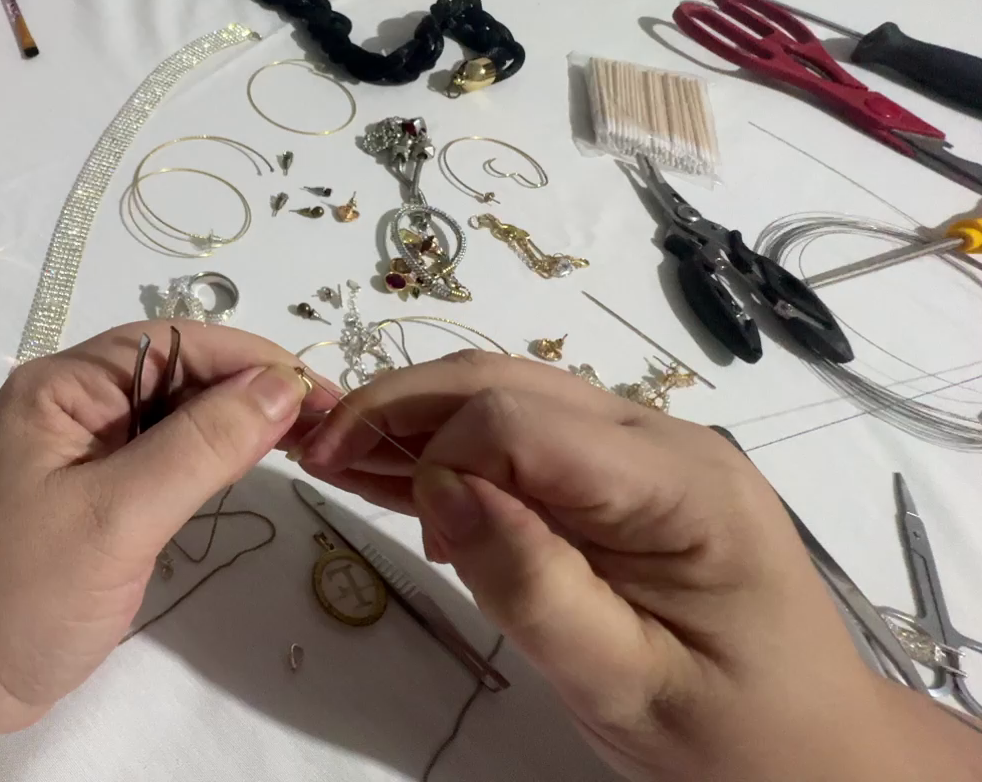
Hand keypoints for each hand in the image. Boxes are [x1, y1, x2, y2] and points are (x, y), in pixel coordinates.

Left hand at [0, 321, 337, 740]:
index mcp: (63, 385)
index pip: (171, 344)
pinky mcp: (89, 489)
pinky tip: (242, 465)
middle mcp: (70, 401)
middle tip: (324, 422)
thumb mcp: (117, 515)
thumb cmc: (19, 591)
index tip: (320, 390)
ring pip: (169, 413)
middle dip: (246, 387)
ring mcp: (78, 445)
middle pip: (173, 372)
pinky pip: (156, 454)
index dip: (249, 359)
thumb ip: (199, 447)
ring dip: (231, 420)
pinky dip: (204, 456)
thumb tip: (279, 385)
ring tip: (301, 439)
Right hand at [292, 351, 978, 781]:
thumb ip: (532, 583)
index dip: (441, 458)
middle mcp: (649, 434)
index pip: (518, 423)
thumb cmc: (727, 733)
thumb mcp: (626, 685)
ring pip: (481, 392)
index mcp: (676, 482)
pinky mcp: (591, 463)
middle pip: (491, 381)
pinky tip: (369, 464)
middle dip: (393, 408)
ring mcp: (620, 442)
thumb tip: (439, 486)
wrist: (808, 752)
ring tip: (324, 450)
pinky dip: (425, 446)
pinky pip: (493, 431)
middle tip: (317, 453)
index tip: (414, 530)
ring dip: (398, 418)